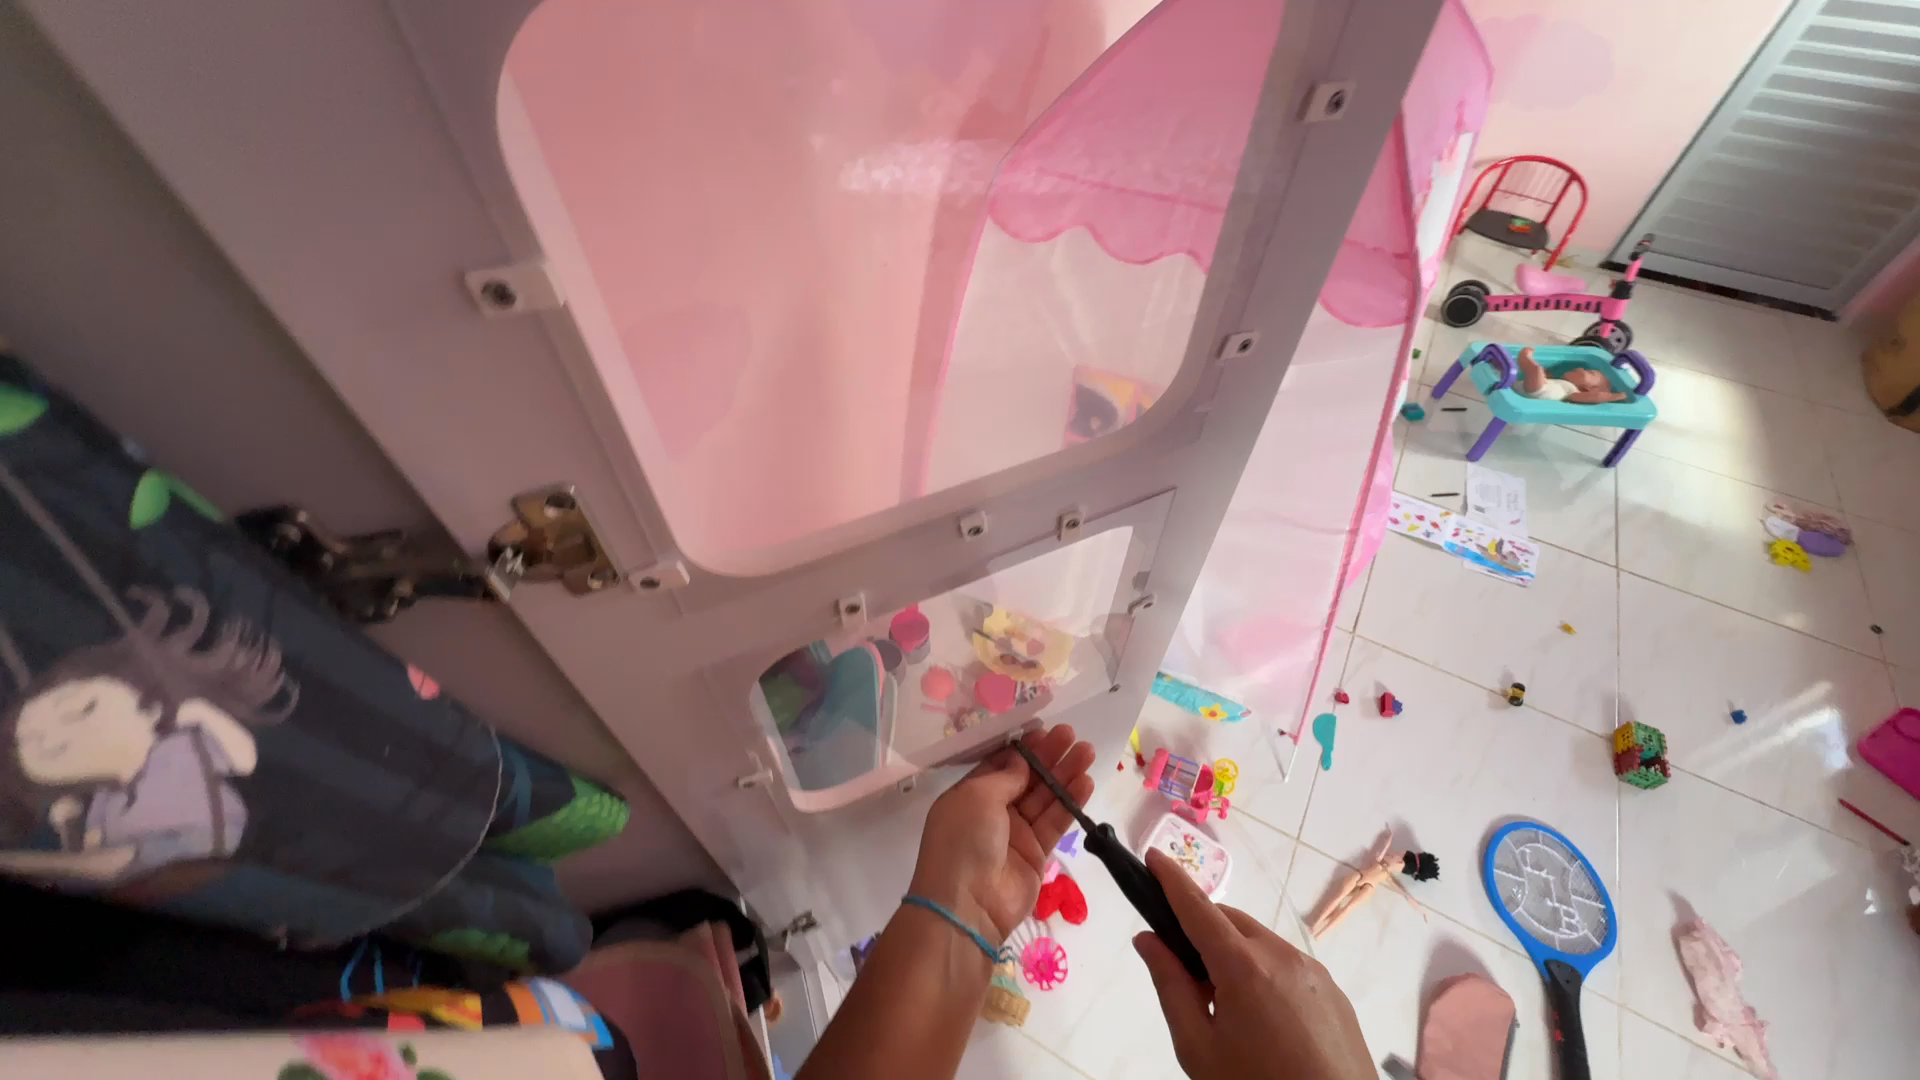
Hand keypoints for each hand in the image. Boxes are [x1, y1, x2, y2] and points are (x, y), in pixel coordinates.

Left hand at [907, 724, 1094, 941]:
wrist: (967, 906)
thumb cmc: (963, 841)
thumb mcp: (977, 796)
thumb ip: (1005, 776)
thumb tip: (1021, 759)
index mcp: (970, 794)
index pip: (1000, 764)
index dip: (1023, 748)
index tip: (1045, 730)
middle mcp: (992, 811)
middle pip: (1026, 778)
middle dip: (1049, 757)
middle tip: (1072, 735)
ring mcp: (1015, 833)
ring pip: (1045, 797)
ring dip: (1065, 775)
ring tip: (1087, 751)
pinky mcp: (1036, 854)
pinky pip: (1055, 822)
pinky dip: (1071, 803)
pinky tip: (1086, 782)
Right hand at [1134, 849, 1374, 1079]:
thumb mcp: (1199, 1048)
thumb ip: (1170, 986)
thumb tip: (1148, 939)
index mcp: (1243, 965)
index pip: (1197, 907)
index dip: (1171, 879)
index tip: (1152, 855)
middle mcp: (1281, 954)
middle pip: (1229, 921)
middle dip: (1201, 930)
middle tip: (1185, 973)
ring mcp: (1314, 972)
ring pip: (1258, 941)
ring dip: (1234, 953)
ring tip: (1227, 1007)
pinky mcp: (1335, 993)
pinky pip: (1287, 965)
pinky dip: (1264, 972)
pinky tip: (1265, 1020)